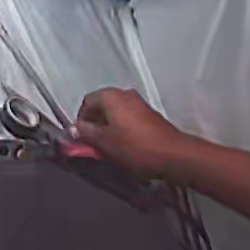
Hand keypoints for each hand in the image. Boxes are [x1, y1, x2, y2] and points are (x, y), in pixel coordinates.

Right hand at [73, 87, 194, 178]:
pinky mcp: (150, 115)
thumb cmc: (135, 147)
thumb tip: (74, 128)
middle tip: (95, 145)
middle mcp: (124, 94)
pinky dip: (123, 129)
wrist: (175, 155)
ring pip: (116, 113)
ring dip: (110, 128)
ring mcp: (139, 103)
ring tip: (111, 148)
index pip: (86, 102)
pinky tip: (127, 147)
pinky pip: (129, 118)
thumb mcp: (104, 143)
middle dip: (95, 125)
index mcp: (110, 96)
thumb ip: (86, 133)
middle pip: (101, 106)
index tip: (83, 139)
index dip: (81, 121)